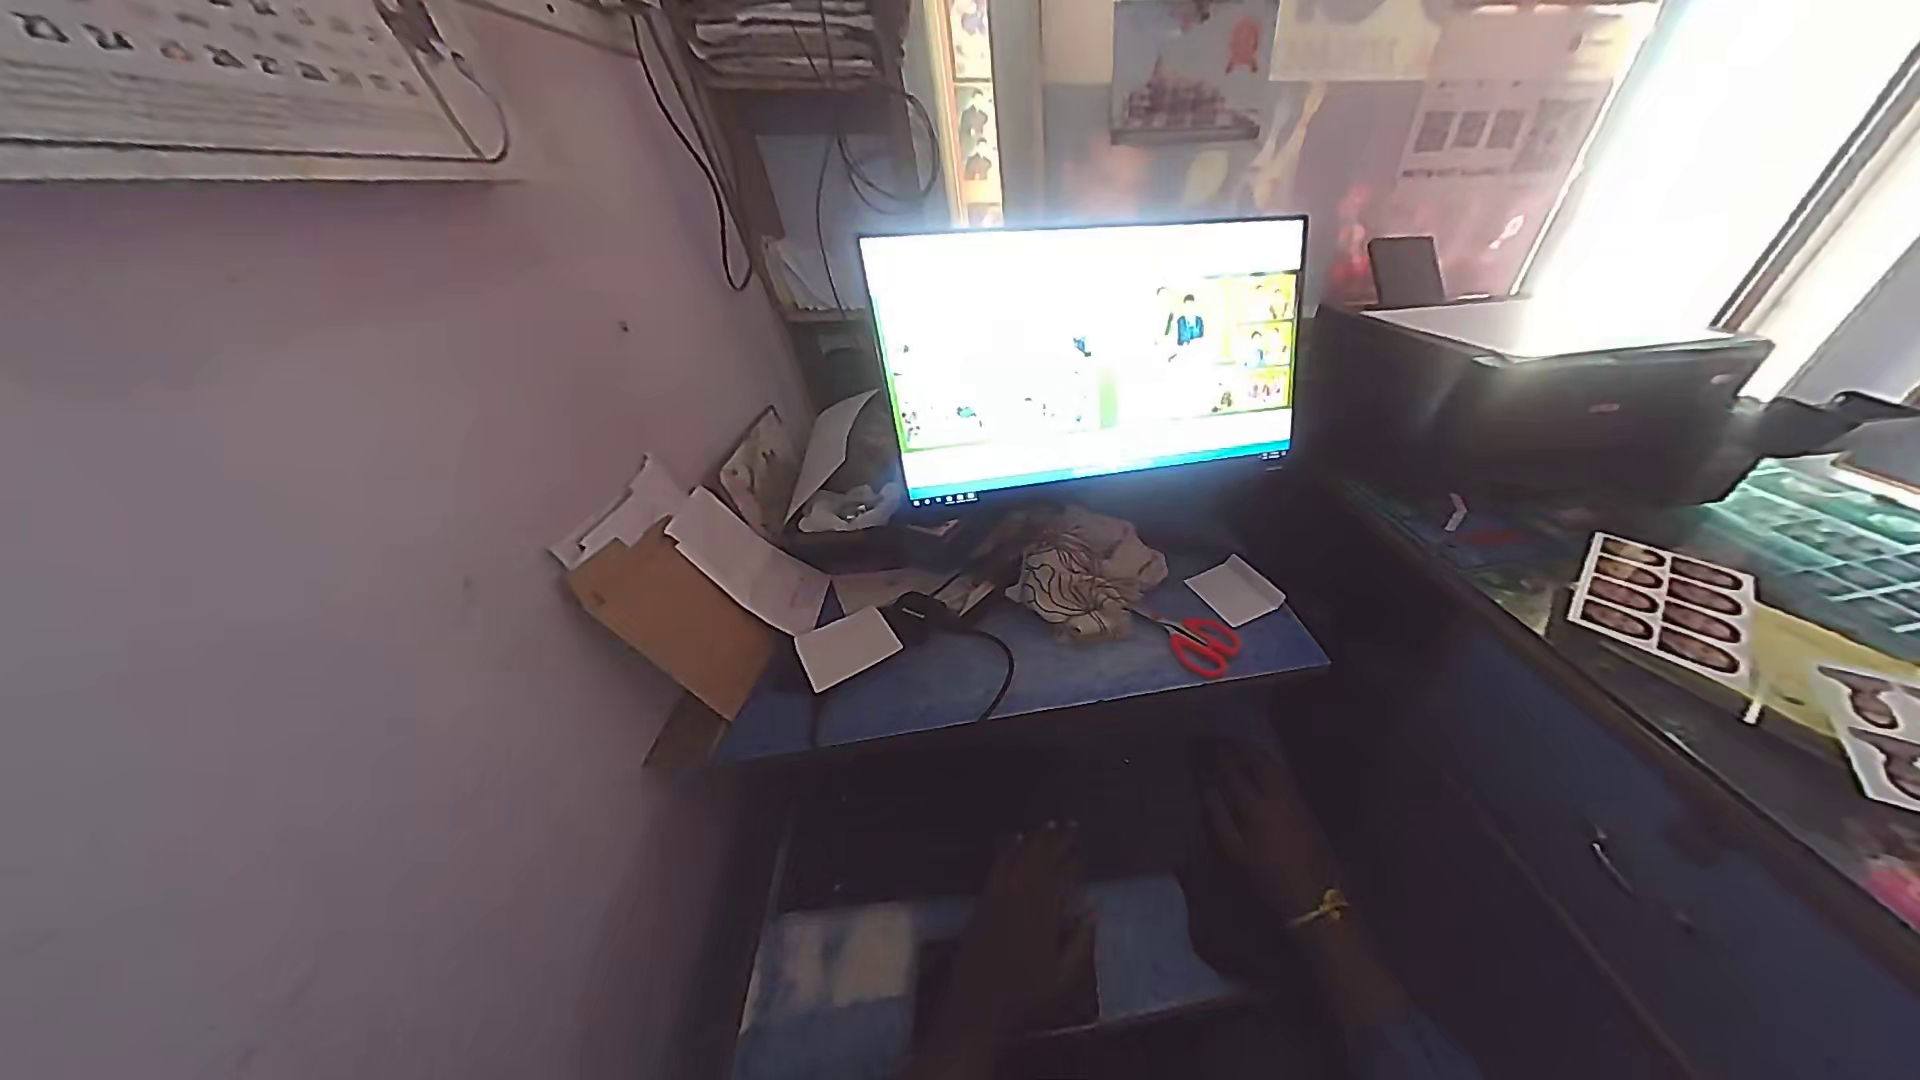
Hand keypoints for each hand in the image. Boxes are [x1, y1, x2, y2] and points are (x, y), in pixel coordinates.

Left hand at [926, 826, 1095, 1055]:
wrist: (977, 1007)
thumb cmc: (1025, 1000)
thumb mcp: (1063, 981)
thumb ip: (1081, 944)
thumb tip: (1095, 911)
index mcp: (1044, 916)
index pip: (1060, 876)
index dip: (1070, 857)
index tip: (1079, 844)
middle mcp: (1022, 900)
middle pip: (1041, 861)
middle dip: (1055, 841)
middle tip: (1067, 826)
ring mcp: (1000, 898)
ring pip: (1020, 858)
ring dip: (1034, 840)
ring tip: (1047, 826)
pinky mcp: (984, 901)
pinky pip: (998, 866)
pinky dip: (1007, 849)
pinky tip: (1013, 839)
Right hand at [1202, 742, 1337, 912]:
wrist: (1316, 902)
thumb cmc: (1269, 880)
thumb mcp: (1236, 853)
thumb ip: (1219, 817)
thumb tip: (1206, 786)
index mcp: (1256, 808)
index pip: (1233, 771)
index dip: (1217, 755)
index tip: (1203, 742)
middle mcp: (1277, 797)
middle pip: (1257, 761)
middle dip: (1238, 746)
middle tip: (1220, 737)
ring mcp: (1295, 800)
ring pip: (1274, 765)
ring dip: (1255, 752)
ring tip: (1239, 744)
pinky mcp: (1306, 807)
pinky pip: (1284, 775)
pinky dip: (1269, 763)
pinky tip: (1262, 764)